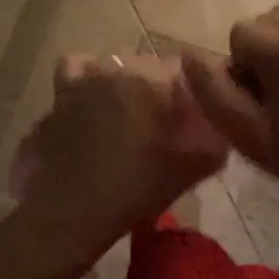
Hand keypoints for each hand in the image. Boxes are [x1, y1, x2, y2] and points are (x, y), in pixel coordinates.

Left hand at [11, 54, 228, 257]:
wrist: (71, 211)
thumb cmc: (133, 189)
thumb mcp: (184, 173)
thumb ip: (210, 150)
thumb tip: (222, 137)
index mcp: (150, 81)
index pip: (181, 71)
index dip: (191, 93)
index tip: (194, 117)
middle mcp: (115, 70)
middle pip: (146, 67)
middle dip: (157, 88)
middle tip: (163, 122)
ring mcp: (81, 81)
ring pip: (110, 66)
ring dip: (121, 82)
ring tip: (126, 113)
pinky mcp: (56, 99)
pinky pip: (75, 75)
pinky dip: (84, 84)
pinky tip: (90, 108)